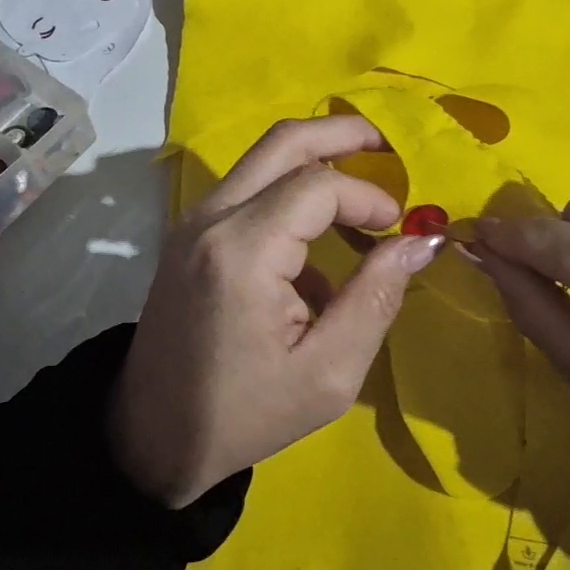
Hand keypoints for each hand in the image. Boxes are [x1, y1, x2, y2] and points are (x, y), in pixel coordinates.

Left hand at [109, 116, 445, 507]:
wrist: (150, 435)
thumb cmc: (241, 414)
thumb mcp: (326, 375)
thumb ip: (375, 299)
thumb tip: (419, 242)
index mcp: (242, 251)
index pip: (318, 185)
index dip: (368, 196)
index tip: (398, 228)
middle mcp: (211, 218)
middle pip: (283, 142)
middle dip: (342, 134)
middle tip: (389, 147)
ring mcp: (193, 221)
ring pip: (262, 158)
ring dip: (316, 163)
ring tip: (364, 194)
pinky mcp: (189, 233)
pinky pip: (247, 189)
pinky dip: (289, 194)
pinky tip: (318, 247)